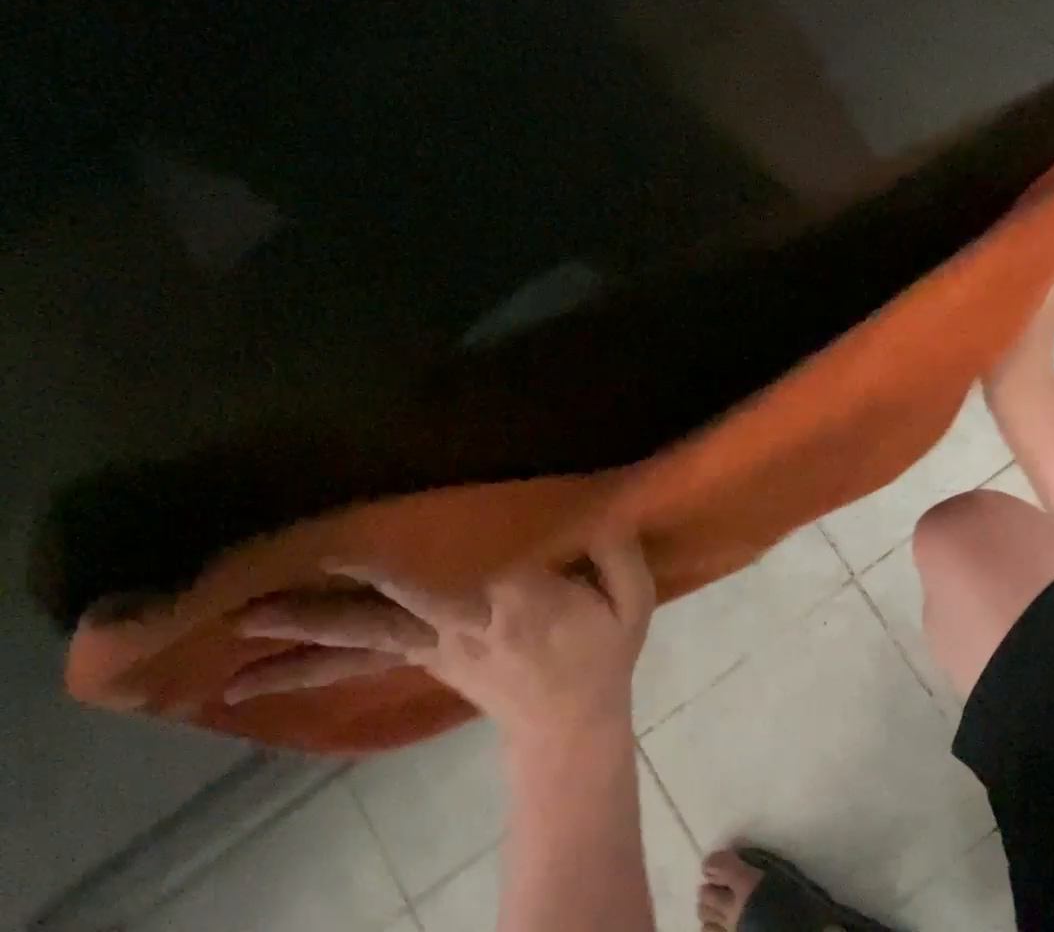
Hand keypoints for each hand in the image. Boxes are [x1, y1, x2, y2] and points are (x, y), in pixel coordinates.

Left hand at [228, 538, 655, 747]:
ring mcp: (436, 646)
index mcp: (518, 602)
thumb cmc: (601, 655)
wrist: (571, 723)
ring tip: (238, 626)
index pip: (466, 565)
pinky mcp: (425, 659)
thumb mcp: (632, 604)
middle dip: (331, 601)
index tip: (380, 518)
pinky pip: (362, 661)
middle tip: (258, 593)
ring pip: (364, 637)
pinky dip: (309, 667)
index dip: (427, 546)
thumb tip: (600, 513)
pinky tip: (249, 681)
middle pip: (391, 608)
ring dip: (302, 633)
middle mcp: (465, 623)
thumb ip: (617, 556)